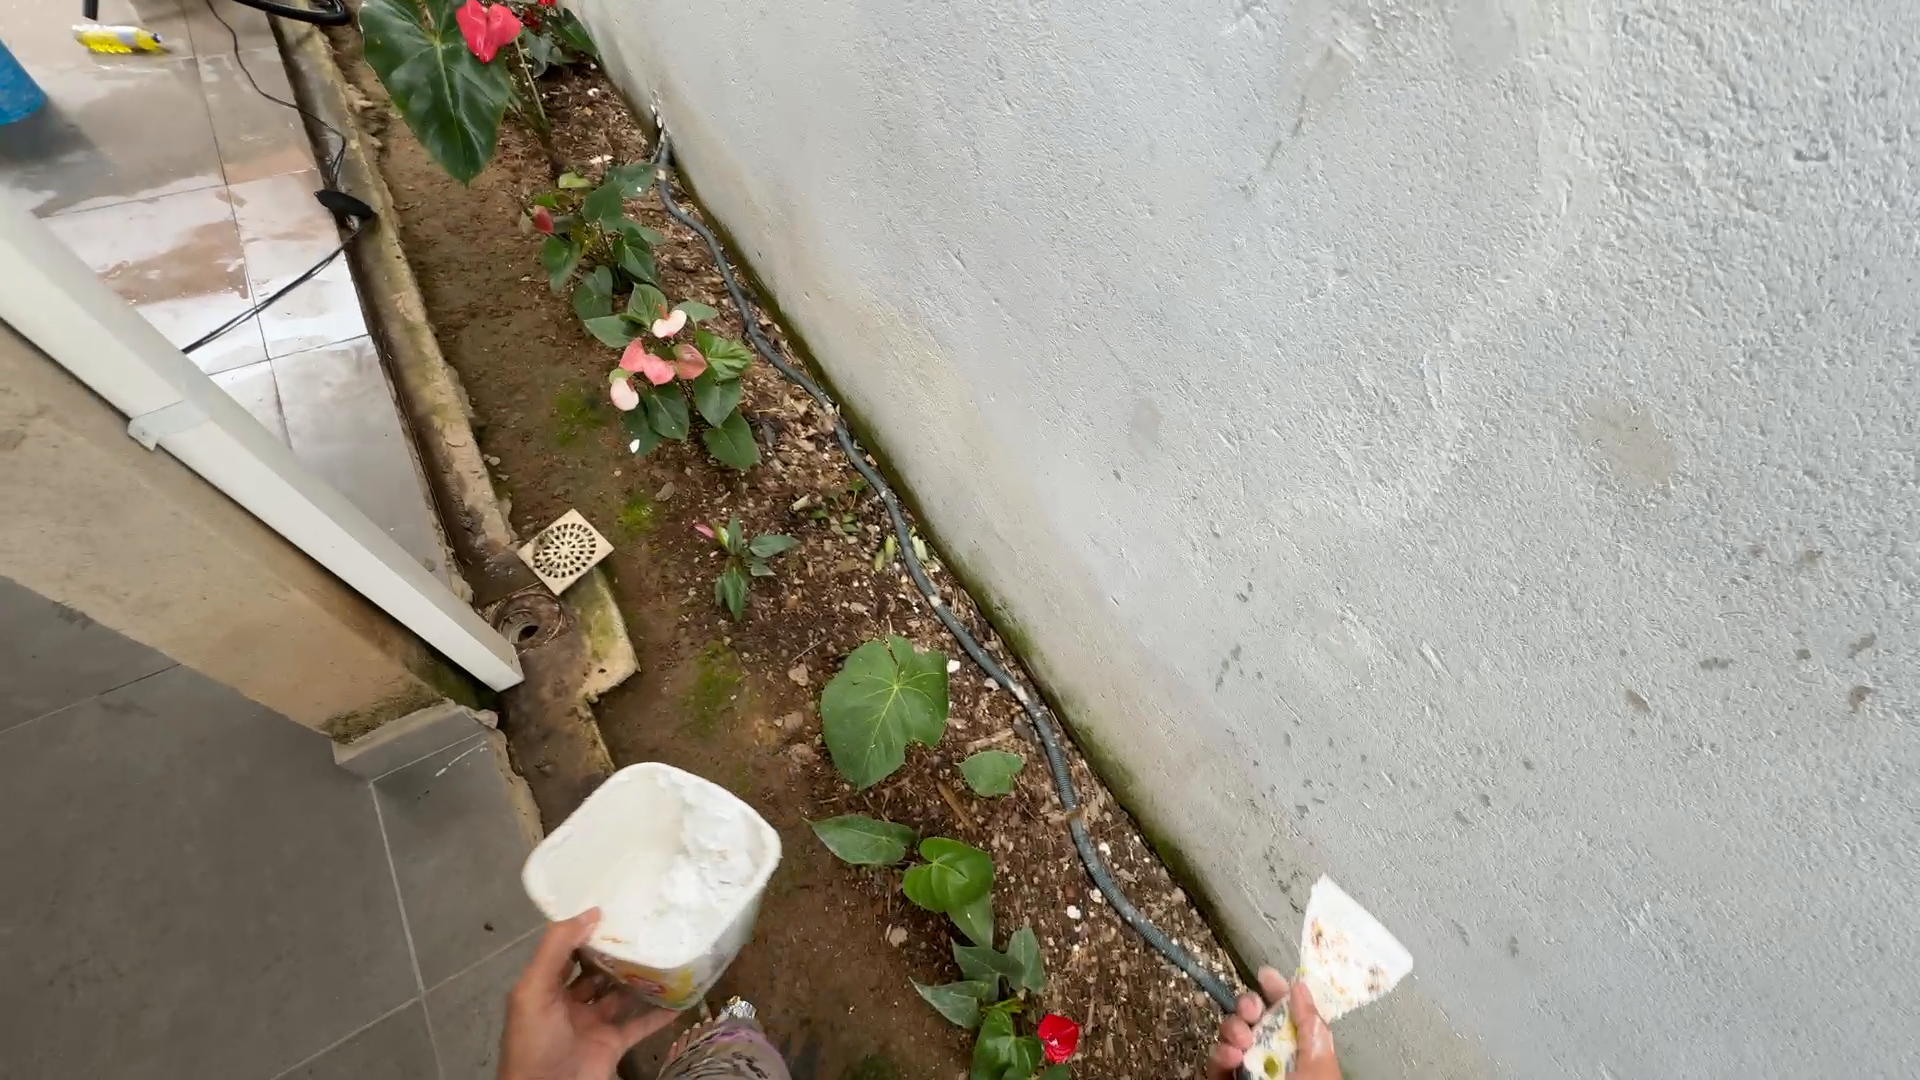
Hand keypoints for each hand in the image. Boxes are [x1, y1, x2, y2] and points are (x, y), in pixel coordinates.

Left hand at [498, 909, 675, 1079]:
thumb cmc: (536, 1042)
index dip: (587, 930)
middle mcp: (570, 1005)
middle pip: (598, 971)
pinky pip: (641, 1023)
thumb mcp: (532, 991)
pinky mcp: (614, 1044)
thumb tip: (592, 910)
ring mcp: (594, 1025)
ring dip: (641, 976)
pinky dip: (660, 1011)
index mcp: (547, 991)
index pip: (568, 953)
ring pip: (622, 994)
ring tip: (667, 948)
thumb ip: (556, 949)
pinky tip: (680, 993)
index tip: (615, 904)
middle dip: (618, 951)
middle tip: (648, 922)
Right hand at [1206, 967, 1339, 1079]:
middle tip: (1250, 1009)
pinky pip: (1215, 1061)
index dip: (1277, 991)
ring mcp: (1248, 1073)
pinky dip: (1219, 1053)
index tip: (1266, 975)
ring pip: (1231, 1034)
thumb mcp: (1320, 1072)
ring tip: (1240, 1040)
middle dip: (1248, 1005)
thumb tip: (1300, 986)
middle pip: (1254, 1018)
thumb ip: (1312, 1030)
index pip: (1288, 1014)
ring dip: (1232, 1027)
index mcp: (1303, 1055)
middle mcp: (1274, 1060)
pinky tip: (1229, 1056)